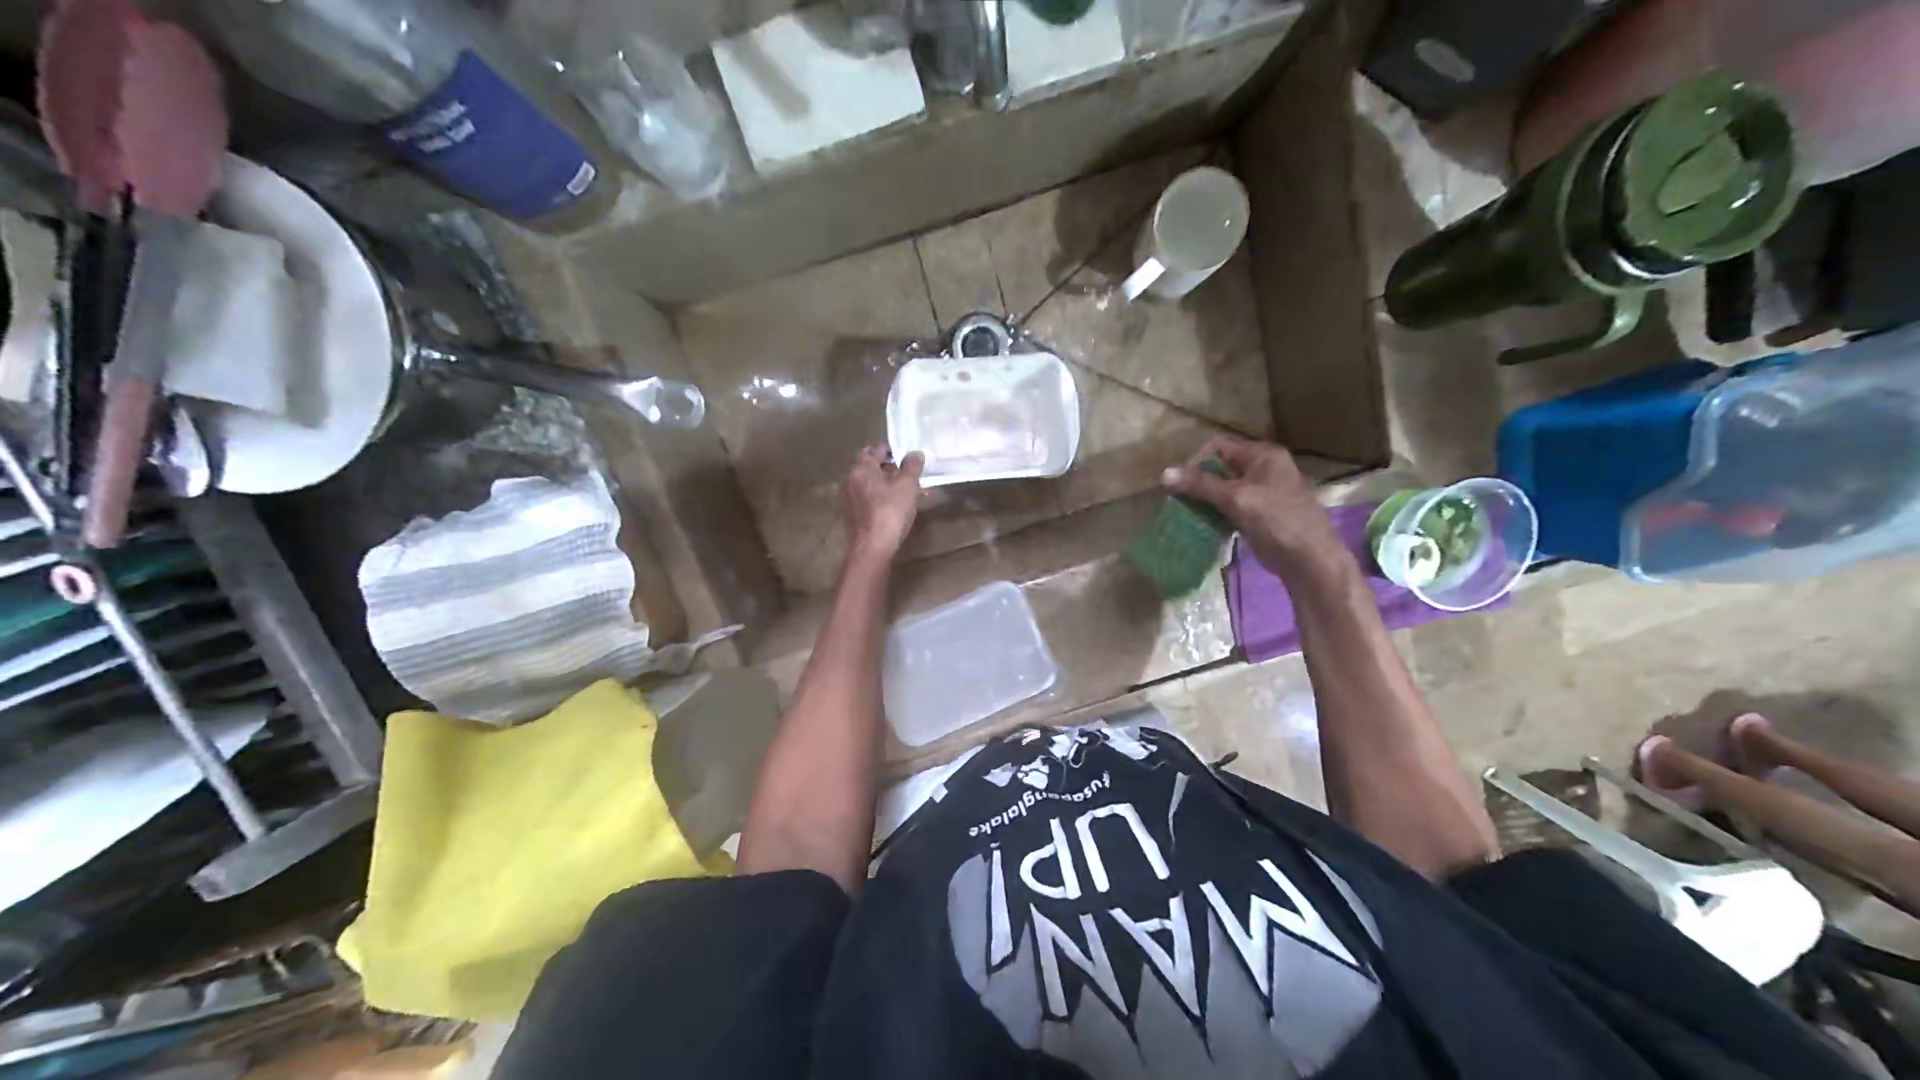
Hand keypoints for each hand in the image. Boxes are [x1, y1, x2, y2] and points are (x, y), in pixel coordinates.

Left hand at [843, 445, 924, 565]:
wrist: (872, 548)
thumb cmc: (890, 513)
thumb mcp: (907, 486)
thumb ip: (912, 466)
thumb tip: (915, 453)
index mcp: (861, 468)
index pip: (876, 449)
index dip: (892, 449)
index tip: (906, 455)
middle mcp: (850, 480)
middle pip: (870, 466)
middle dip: (889, 468)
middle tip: (907, 474)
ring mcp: (848, 499)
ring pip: (868, 484)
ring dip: (884, 484)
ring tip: (903, 491)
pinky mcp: (850, 515)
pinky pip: (866, 498)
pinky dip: (878, 497)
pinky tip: (892, 506)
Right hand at [1162, 435, 1350, 579]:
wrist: (1309, 560)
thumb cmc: (1277, 521)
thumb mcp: (1237, 498)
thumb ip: (1201, 484)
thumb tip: (1164, 473)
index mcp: (1263, 455)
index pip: (1219, 445)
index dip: (1196, 460)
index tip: (1179, 481)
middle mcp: (1264, 468)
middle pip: (1221, 466)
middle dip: (1198, 480)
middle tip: (1178, 498)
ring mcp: (1263, 491)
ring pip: (1224, 487)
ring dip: (1204, 498)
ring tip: (1185, 511)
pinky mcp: (1259, 513)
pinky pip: (1230, 505)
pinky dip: (1215, 511)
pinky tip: (1201, 522)